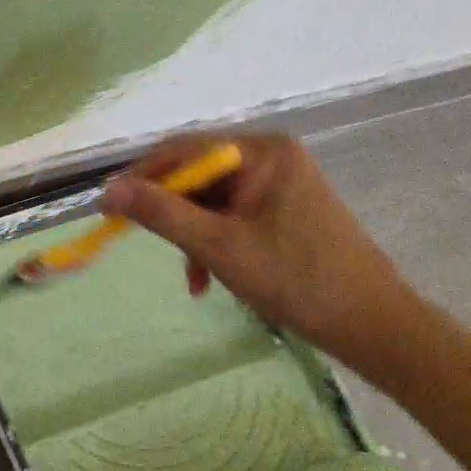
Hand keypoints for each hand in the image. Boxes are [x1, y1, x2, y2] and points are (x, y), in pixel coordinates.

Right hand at [105, 132, 470, 470]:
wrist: (365, 318)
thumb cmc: (291, 277)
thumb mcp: (215, 245)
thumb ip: (159, 213)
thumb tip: (107, 191)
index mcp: (261, 153)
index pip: (182, 151)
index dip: (139, 179)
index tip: (105, 212)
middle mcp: (271, 157)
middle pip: (194, 176)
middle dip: (168, 214)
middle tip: (143, 246)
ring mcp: (280, 184)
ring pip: (208, 202)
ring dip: (188, 237)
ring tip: (191, 277)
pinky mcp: (284, 210)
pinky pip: (229, 218)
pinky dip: (210, 245)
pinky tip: (207, 279)